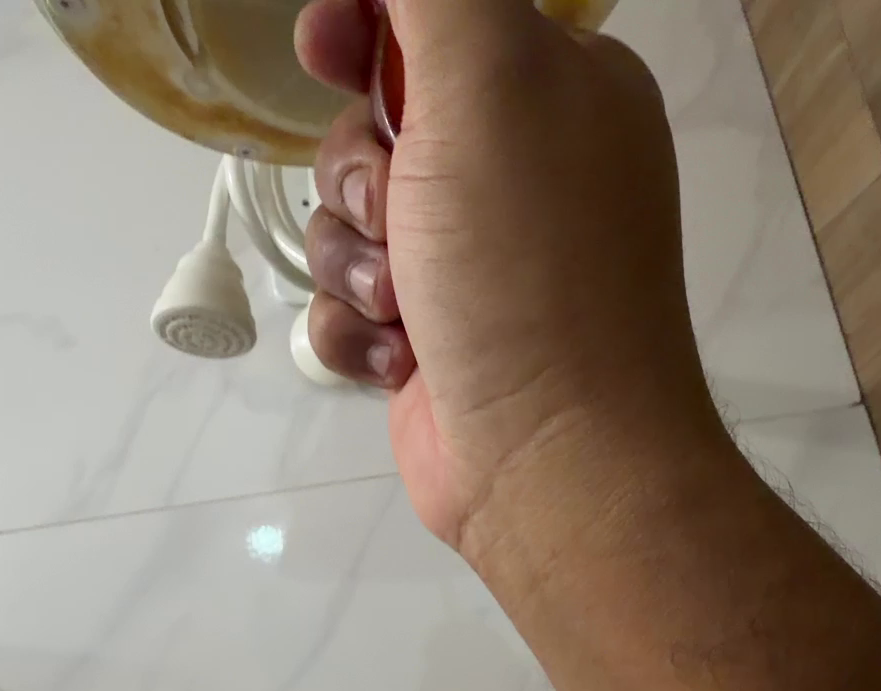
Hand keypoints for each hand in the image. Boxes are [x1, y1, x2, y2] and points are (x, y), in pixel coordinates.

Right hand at [294, 0, 731, 559]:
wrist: (546, 458)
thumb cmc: (528, 268)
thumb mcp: (490, 84)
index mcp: (555, 99)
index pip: (438, 25)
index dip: (367, 29)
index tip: (325, 44)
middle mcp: (516, 180)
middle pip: (377, 130)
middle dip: (361, 172)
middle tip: (392, 209)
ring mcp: (469, 269)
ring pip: (350, 225)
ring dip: (357, 263)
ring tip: (406, 308)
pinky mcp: (429, 342)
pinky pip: (348, 305)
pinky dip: (359, 331)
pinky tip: (402, 361)